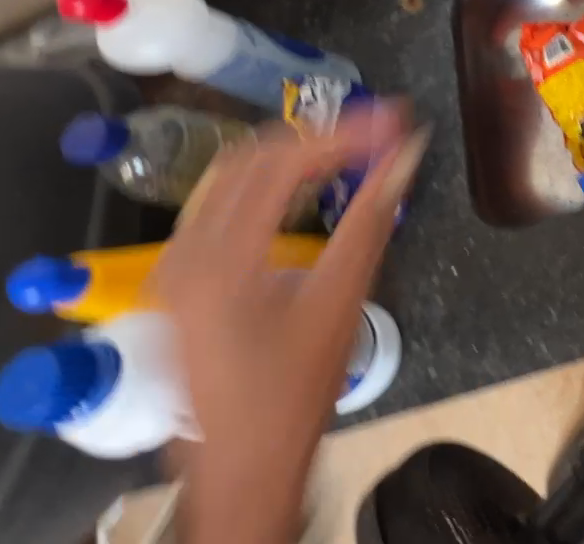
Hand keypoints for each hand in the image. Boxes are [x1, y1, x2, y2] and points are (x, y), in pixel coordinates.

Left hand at [151, 101, 426, 543]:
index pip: (281, 164)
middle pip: (250, 159)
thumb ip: (371, 218)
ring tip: (354, 145)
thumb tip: (407, 155)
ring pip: (231, 177)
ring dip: (294, 153)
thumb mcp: (343, 300)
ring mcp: (175, 266)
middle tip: (380, 126)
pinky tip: (308, 183)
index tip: (396, 118)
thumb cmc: (296, 388)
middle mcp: (184, 252)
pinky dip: (271, 181)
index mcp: (220, 258)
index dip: (344, 132)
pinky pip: (223, 204)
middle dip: (319, 133)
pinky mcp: (182, 279)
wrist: (243, 465)